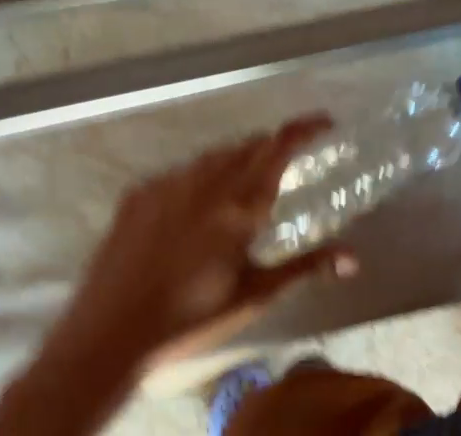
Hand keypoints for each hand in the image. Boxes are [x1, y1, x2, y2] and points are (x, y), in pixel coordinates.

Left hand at [38, 115, 356, 371]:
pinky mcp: (137, 196)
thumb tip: (354, 258)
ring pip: (214, 155)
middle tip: (287, 165)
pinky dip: (198, 178)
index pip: (280, 146)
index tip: (326, 122)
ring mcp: (169, 184)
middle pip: (249, 145)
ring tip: (242, 186)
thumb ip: (307, 268)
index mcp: (241, 204)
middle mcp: (208, 182)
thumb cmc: (191, 319)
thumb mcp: (256, 295)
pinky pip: (179, 172)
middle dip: (272, 147)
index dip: (306, 127)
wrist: (106, 338)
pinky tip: (194, 207)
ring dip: (237, 160)